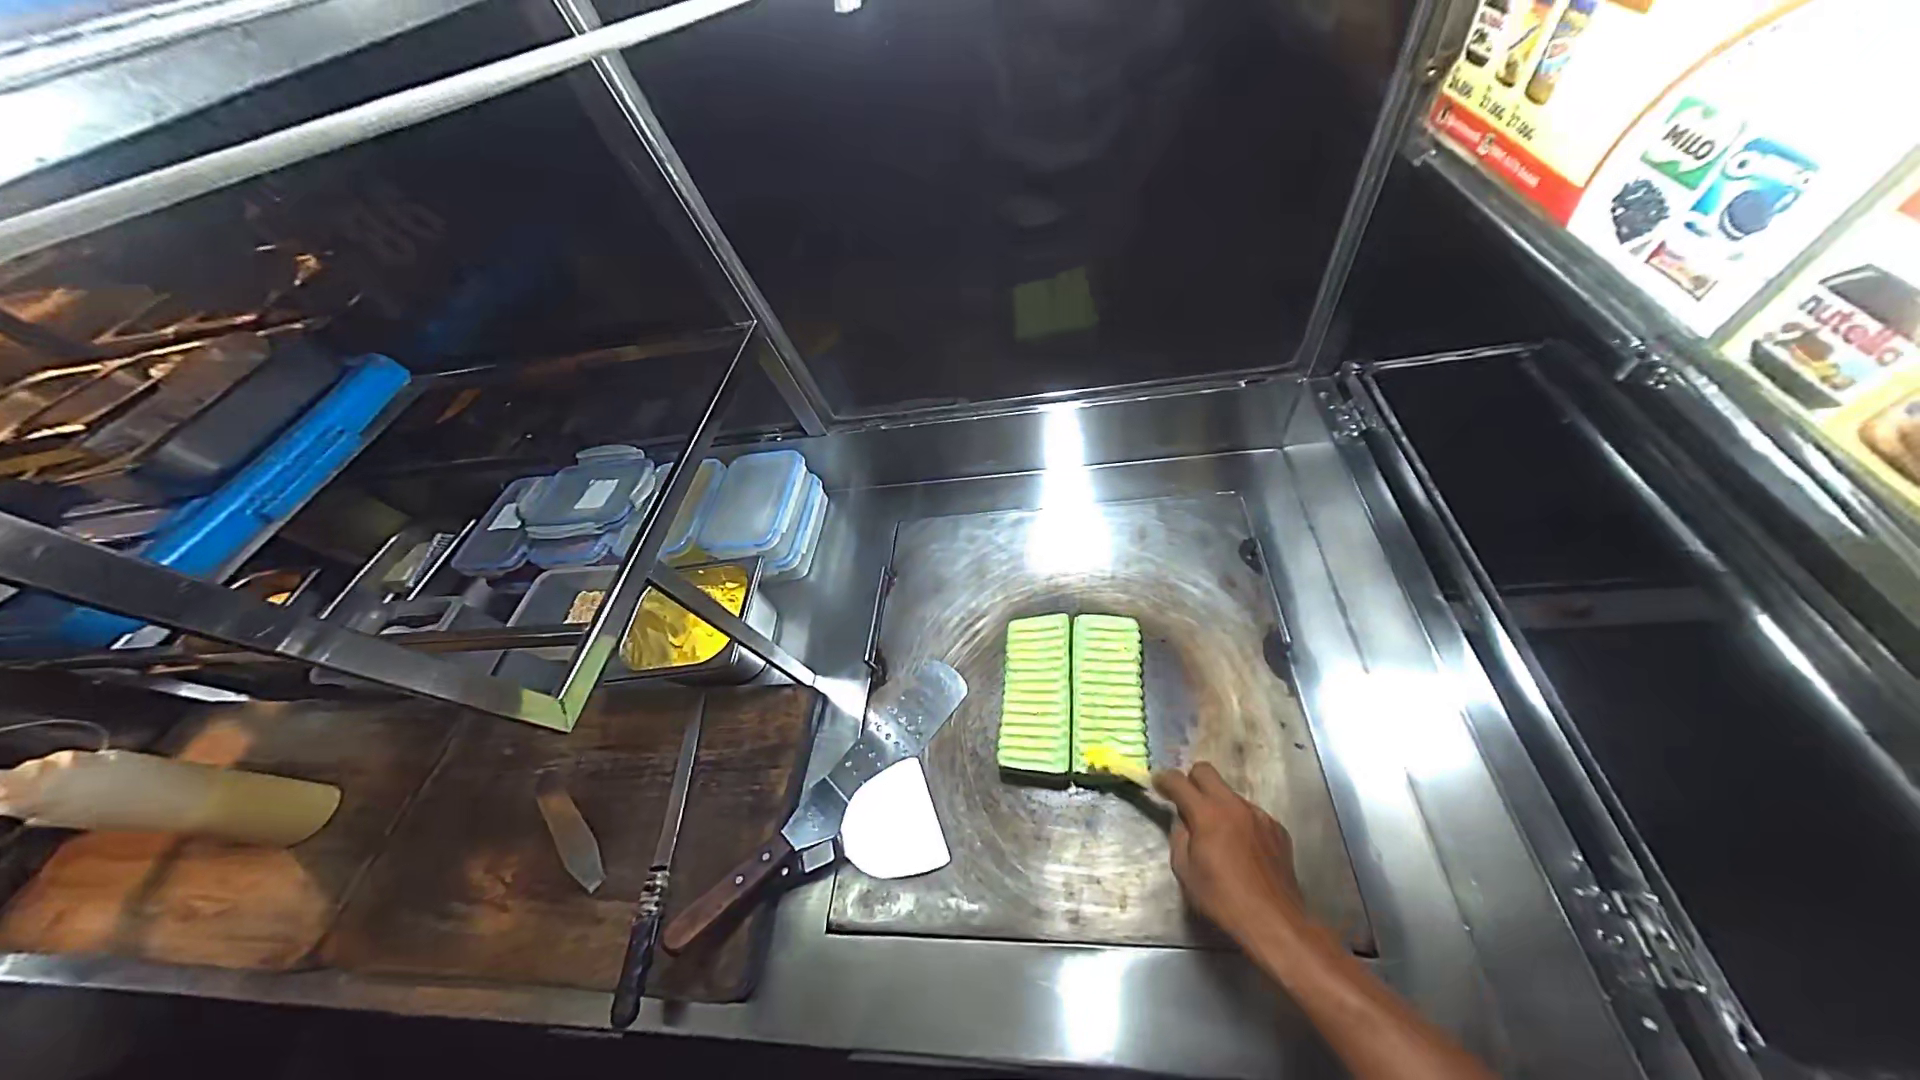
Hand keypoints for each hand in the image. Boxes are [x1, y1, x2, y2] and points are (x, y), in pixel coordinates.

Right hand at [1153, 762, 1306, 946]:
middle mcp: (1233, 805)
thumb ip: (1179, 837)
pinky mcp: (1277, 828)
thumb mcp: (1185, 870)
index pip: (1178, 781)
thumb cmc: (1222, 899)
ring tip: (1219, 836)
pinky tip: (1243, 850)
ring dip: (1218, 805)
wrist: (1274, 921)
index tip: (1159, 785)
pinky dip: (1240, 823)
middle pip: (1206, 771)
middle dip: (1191, 781)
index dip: (1164, 780)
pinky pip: (1251, 814)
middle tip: (1188, 804)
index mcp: (1206, 813)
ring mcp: (1259, 815)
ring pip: (1230, 794)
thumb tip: (1183, 822)